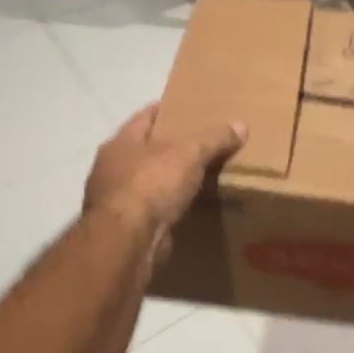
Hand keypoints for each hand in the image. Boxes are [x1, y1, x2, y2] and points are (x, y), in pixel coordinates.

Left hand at [86, 104, 245, 244]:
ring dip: (171, 180)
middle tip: (206, 144)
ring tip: (203, 176)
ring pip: (150, 181)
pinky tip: (191, 207)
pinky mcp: (125, 228)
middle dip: (174, 147)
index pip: (147, 116)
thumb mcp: (190, 153)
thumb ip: (215, 138)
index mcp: (121, 142)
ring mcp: (115, 200)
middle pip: (148, 149)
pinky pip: (154, 209)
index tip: (194, 110)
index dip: (171, 110)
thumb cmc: (151, 185)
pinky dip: (170, 207)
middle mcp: (112, 168)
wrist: (127, 243)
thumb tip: (241, 125)